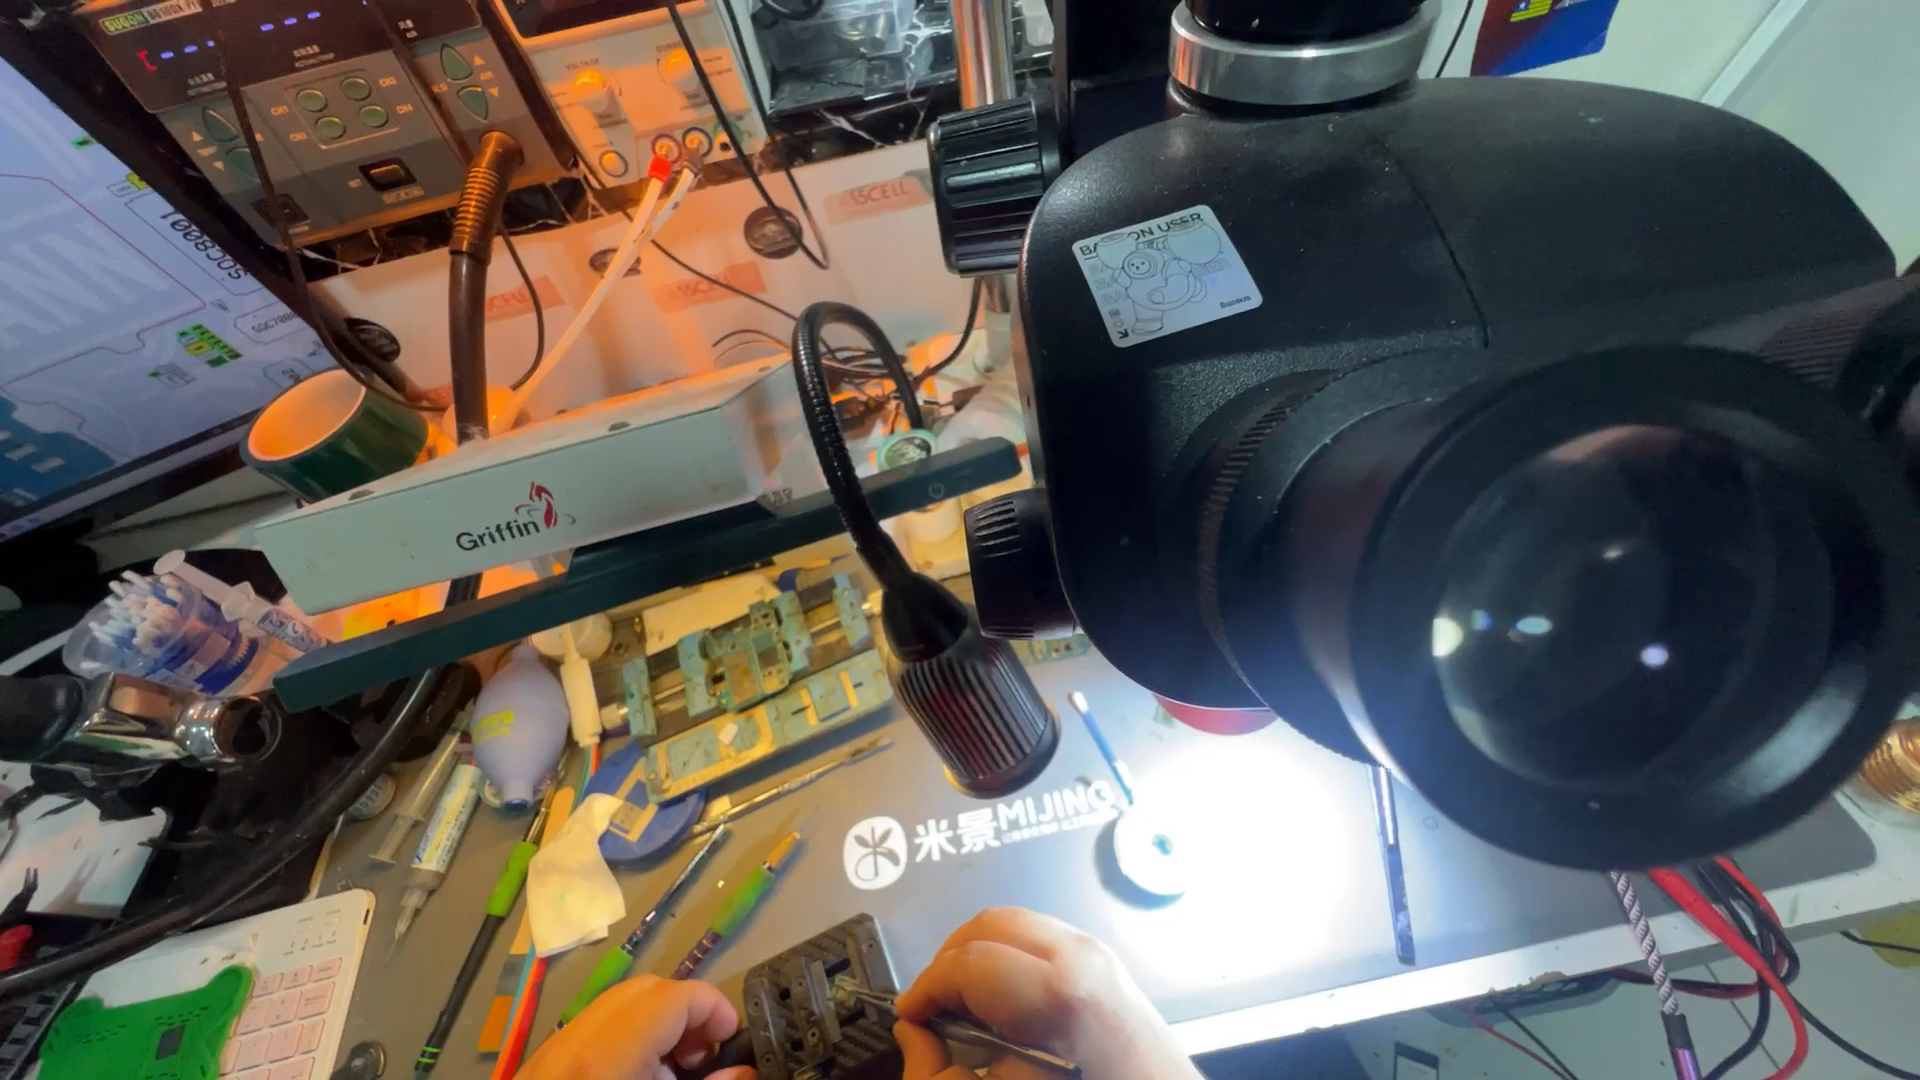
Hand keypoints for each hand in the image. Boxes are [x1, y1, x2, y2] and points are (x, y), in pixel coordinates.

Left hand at [519, 976, 753, 1079]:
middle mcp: (576, 1042)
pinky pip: (592, 1032)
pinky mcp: (537, 1072)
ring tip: (671, 1073)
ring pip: (618, 1007)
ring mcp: (551, 1056)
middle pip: (647, 990)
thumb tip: (744, 1075)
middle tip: (703, 1057)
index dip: (713, 1008)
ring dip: (657, 1024)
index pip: (675, 997)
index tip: (731, 1042)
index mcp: (607, 1057)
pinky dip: (626, 1041)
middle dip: (685, 1011)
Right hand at [894, 908, 1201, 1079]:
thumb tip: (915, 1032)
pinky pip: (1037, 933)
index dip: (928, 987)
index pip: (971, 961)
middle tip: (931, 1004)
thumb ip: (949, 1074)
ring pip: (1012, 920)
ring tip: (961, 1000)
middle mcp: (1083, 954)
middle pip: (991, 923)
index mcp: (1063, 990)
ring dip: (975, 952)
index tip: (910, 1015)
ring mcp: (1097, 949)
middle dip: (949, 959)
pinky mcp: (1103, 956)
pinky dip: (1005, 952)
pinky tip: (1000, 995)